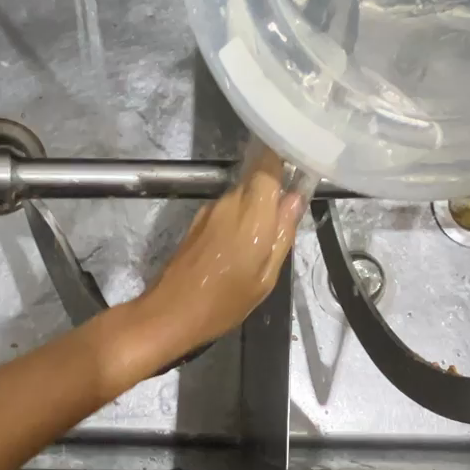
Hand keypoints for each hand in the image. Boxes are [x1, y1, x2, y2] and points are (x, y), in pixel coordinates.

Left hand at [137, 147, 302, 350]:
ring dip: (255, 209)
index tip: (298, 161)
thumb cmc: (225, 302)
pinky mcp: (197, 222)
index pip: (268, 165)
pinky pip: (227, 210)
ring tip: (264, 241)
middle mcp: (230, 203)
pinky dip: (239, 220)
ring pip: (242, 196)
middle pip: (256, 180)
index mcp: (252, 214)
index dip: (282, 156)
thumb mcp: (266, 276)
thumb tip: (296, 199)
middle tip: (288, 216)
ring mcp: (210, 211)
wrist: (171, 313)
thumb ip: (283, 233)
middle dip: (273, 191)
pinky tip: (240, 248)